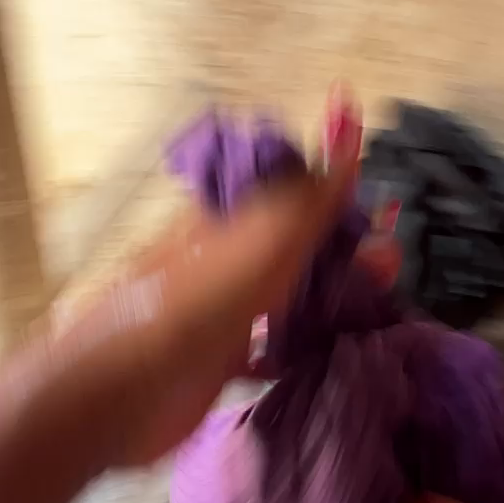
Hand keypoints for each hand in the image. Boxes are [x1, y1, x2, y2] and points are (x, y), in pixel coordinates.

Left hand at [63, 89, 364, 465]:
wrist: (115, 395)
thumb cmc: (192, 306)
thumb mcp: (261, 240)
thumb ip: (308, 190)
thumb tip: (344, 107)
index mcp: (229, 218)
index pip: (293, 193)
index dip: (337, 200)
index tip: (380, 217)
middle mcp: (226, 257)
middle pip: (296, 247)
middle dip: (343, 253)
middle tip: (388, 269)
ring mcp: (223, 310)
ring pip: (288, 296)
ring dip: (329, 298)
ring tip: (373, 309)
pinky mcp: (220, 359)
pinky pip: (271, 346)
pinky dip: (300, 346)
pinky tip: (333, 354)